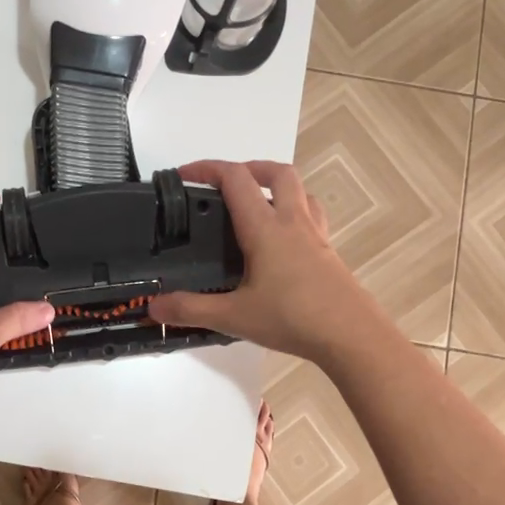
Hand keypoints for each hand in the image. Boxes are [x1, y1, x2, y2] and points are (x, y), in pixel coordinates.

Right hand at [149, 160, 379, 362]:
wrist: (351, 336)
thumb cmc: (293, 319)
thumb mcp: (233, 318)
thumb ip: (190, 310)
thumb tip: (153, 307)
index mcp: (265, 228)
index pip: (235, 179)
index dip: (207, 168)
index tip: (183, 174)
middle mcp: (293, 222)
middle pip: (276, 172)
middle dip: (248, 168)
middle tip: (225, 184)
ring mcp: (316, 236)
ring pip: (300, 191)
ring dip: (276, 186)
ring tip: (255, 205)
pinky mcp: (329, 253)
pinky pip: (312, 217)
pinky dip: (294, 213)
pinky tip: (282, 241)